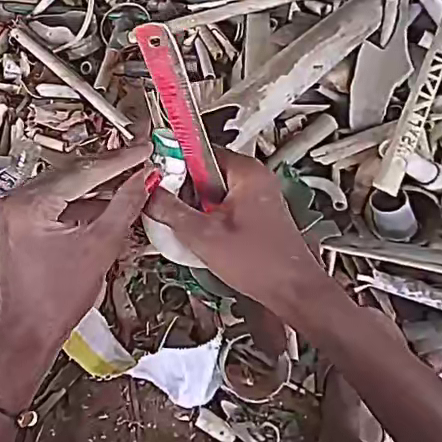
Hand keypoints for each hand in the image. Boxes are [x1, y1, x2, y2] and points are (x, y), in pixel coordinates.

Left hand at [0, 146, 153, 412]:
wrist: (31, 331)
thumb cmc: (55, 301)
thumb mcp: (100, 247)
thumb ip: (125, 206)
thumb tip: (144, 179)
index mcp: (28, 204)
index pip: (83, 171)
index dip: (120, 161)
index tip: (143, 151)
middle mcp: (15, 200)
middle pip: (73, 173)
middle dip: (111, 170)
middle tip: (141, 160)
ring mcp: (14, 209)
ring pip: (67, 185)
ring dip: (99, 185)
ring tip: (132, 179)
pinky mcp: (20, 220)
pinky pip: (58, 200)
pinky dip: (84, 201)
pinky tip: (109, 199)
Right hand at [144, 149, 337, 315]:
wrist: (291, 292)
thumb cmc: (262, 265)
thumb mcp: (203, 235)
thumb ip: (170, 210)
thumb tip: (150, 194)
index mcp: (246, 172)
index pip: (198, 149)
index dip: (173, 163)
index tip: (157, 175)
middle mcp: (254, 179)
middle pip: (203, 171)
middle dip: (182, 190)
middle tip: (169, 208)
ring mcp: (255, 197)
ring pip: (210, 191)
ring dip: (194, 207)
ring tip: (189, 228)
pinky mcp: (254, 214)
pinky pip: (221, 206)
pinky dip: (208, 218)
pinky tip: (203, 238)